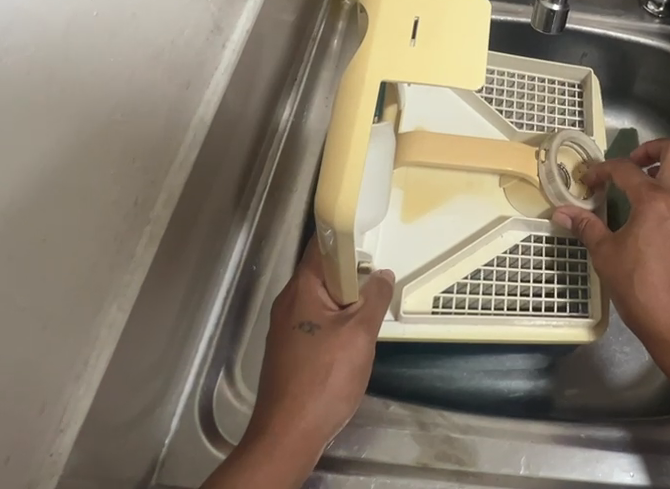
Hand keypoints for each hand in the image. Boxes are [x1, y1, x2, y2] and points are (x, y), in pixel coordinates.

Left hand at [244, 237, 392, 459]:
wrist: (287, 437)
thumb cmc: (324, 379)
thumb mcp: (360, 334)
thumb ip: (375, 298)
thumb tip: (383, 275)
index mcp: (301, 289)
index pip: (321, 244)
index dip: (346, 234)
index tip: (371, 232)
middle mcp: (289, 302)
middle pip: (324, 272)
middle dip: (353, 273)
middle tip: (379, 280)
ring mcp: (287, 328)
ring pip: (323, 298)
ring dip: (348, 300)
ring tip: (371, 309)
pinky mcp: (291, 349)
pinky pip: (317, 320)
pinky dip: (338, 321)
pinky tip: (354, 338)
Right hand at [553, 138, 669, 352]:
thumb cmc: (640, 288)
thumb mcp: (606, 256)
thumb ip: (587, 228)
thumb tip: (562, 213)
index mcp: (653, 200)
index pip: (624, 170)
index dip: (602, 170)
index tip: (589, 181)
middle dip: (652, 149)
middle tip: (634, 164)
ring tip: (652, 185)